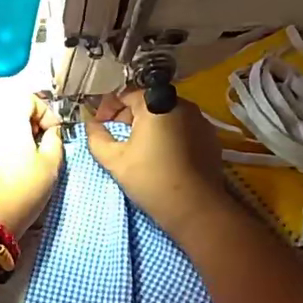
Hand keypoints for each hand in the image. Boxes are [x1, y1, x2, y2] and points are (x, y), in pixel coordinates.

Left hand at [0, 95, 64, 233]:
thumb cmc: (18, 193)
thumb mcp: (50, 167)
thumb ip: (54, 139)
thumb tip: (49, 131)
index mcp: (5, 109)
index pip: (30, 100)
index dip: (45, 116)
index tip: (50, 135)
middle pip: (0, 106)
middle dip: (16, 120)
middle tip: (27, 144)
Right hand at [84, 88, 231, 234]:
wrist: (195, 208)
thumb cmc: (151, 180)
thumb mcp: (114, 160)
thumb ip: (96, 137)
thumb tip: (91, 124)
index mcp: (157, 104)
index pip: (126, 94)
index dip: (108, 107)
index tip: (100, 125)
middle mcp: (182, 104)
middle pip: (148, 103)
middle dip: (128, 117)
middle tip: (116, 137)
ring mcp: (200, 120)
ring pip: (166, 115)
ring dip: (149, 126)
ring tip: (138, 148)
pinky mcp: (210, 137)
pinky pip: (183, 128)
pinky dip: (169, 135)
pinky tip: (162, 156)